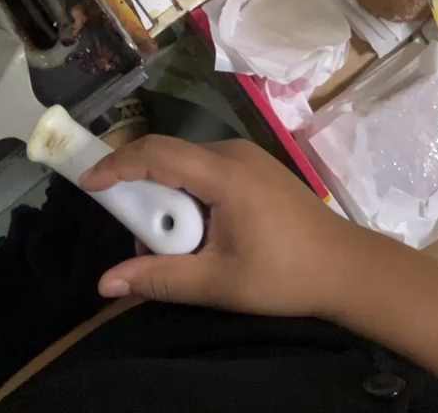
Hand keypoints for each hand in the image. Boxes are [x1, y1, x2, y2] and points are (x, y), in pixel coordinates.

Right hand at [78, 136, 379, 316]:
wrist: (348, 267)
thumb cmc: (285, 275)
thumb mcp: (218, 283)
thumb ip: (160, 279)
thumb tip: (106, 284)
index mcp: (224, 174)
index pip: (157, 154)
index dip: (118, 164)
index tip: (88, 182)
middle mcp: (233, 152)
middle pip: (169, 155)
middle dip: (141, 185)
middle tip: (129, 224)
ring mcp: (247, 155)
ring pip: (187, 162)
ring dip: (167, 192)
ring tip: (167, 238)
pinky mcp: (255, 165)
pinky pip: (206, 167)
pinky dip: (188, 190)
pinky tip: (195, 227)